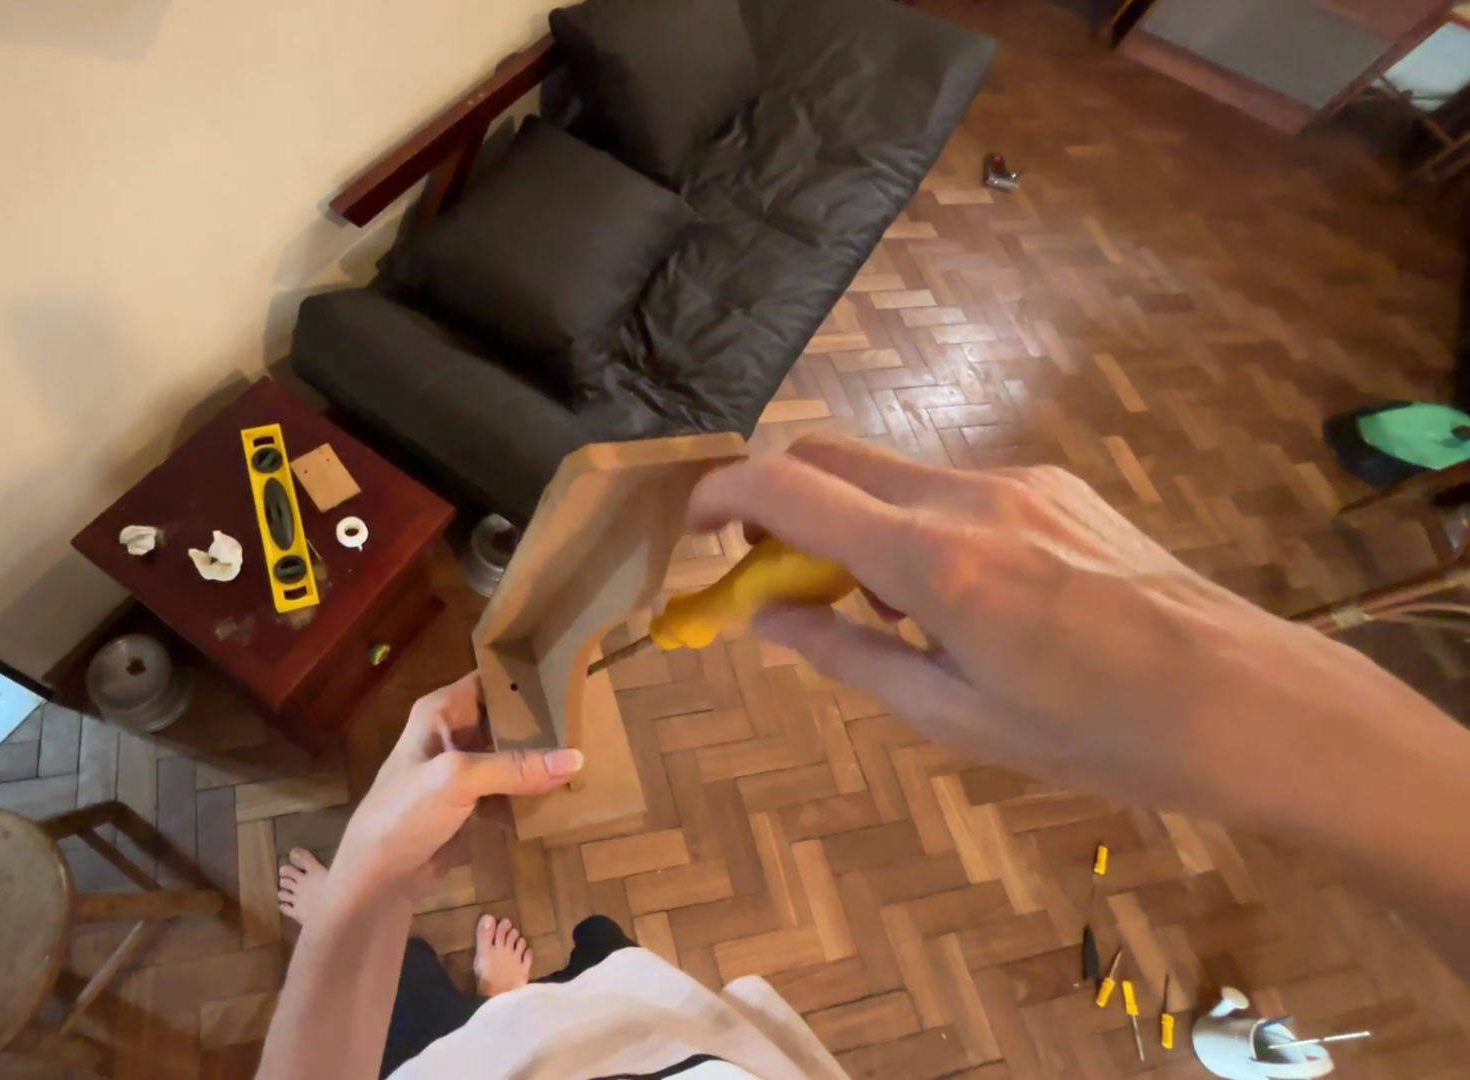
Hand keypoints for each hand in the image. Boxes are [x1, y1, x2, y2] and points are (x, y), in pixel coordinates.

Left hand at [329, 674, 582, 900]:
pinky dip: (524, 795)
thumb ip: (514, 767)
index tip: (565, 676)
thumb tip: (576, 758)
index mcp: (440, 711)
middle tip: (584, 721)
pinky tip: (554, 799)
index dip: (521, 676)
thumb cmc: (406, 811)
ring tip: (582, 757)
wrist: (377, 876)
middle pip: (502, 719)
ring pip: (505, 757)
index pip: (488, 680)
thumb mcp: (459, 778)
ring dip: (534, 762)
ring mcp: (458, 769)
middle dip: (537, 723)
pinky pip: (504, 790)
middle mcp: (449, 732)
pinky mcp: (465, 803)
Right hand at [686, 434, 1461, 833]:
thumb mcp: (947, 713)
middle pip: (823, 454)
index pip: (787, 489)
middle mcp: (961, 495)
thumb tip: (764, 618)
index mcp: (929, 560)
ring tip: (879, 597)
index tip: (695, 527)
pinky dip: (901, 518)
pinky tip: (949, 585)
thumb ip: (841, 653)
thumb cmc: (1091, 731)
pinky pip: (938, 483)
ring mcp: (1010, 478)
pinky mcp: (1046, 480)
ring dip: (842, 515)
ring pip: (879, 470)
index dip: (720, 494)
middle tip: (770, 564)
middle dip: (772, 499)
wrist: (1258, 704)